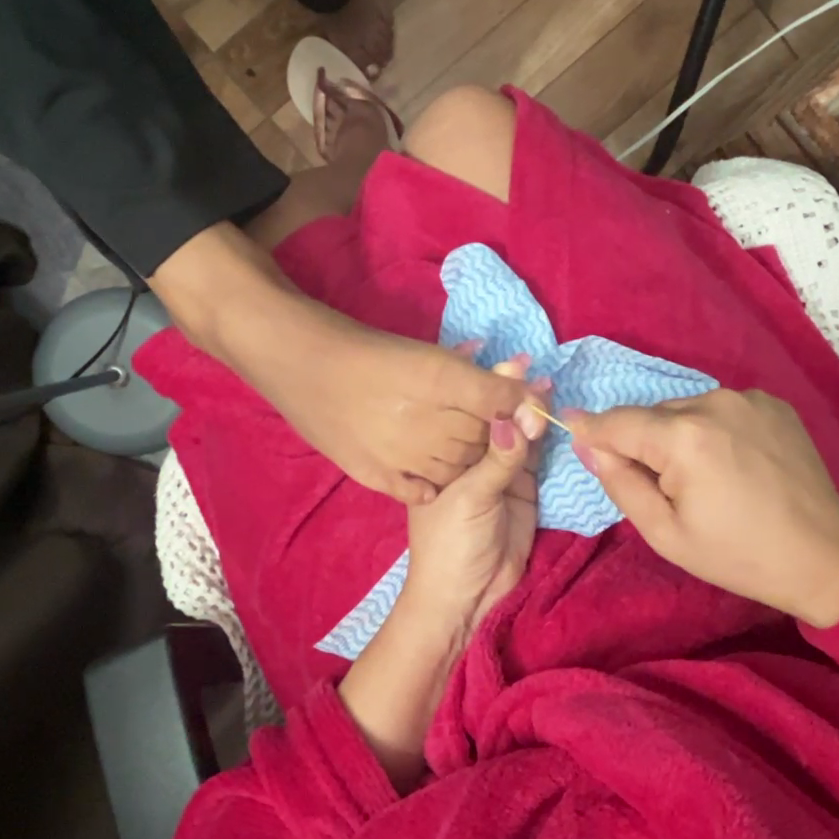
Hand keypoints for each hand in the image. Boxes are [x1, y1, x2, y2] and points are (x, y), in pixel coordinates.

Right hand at [147, 224, 529, 505]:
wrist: (300, 364)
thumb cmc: (364, 348)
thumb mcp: (425, 353)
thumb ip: (472, 367)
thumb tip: (519, 369)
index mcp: (440, 381)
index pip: (502, 403)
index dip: (525, 403)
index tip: (538, 399)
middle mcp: (426, 421)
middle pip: (485, 438)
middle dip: (497, 430)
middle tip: (495, 420)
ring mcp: (401, 454)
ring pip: (459, 468)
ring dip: (469, 459)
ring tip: (458, 441)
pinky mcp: (376, 476)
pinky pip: (424, 489)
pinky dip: (435, 482)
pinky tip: (431, 467)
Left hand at [405, 358, 546, 628]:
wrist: (468, 596)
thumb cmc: (451, 543)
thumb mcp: (472, 497)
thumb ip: (499, 458)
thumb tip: (519, 415)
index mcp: (443, 452)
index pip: (467, 410)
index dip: (486, 385)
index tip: (508, 361)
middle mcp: (470, 454)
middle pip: (497, 415)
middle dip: (512, 392)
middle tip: (534, 367)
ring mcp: (499, 469)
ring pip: (520, 431)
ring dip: (533, 410)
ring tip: (548, 383)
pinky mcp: (524, 486)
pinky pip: (537, 454)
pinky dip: (547, 436)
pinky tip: (557, 414)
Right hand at [569, 389, 838, 627]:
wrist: (824, 555)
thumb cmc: (737, 554)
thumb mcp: (665, 533)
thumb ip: (620, 483)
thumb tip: (589, 445)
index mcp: (683, 437)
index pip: (617, 422)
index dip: (591, 429)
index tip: (571, 428)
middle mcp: (714, 402)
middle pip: (653, 416)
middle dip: (644, 443)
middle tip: (663, 487)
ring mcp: (747, 398)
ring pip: (686, 410)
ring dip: (679, 436)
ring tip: (705, 479)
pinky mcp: (772, 402)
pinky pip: (720, 410)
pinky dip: (713, 430)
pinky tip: (734, 464)